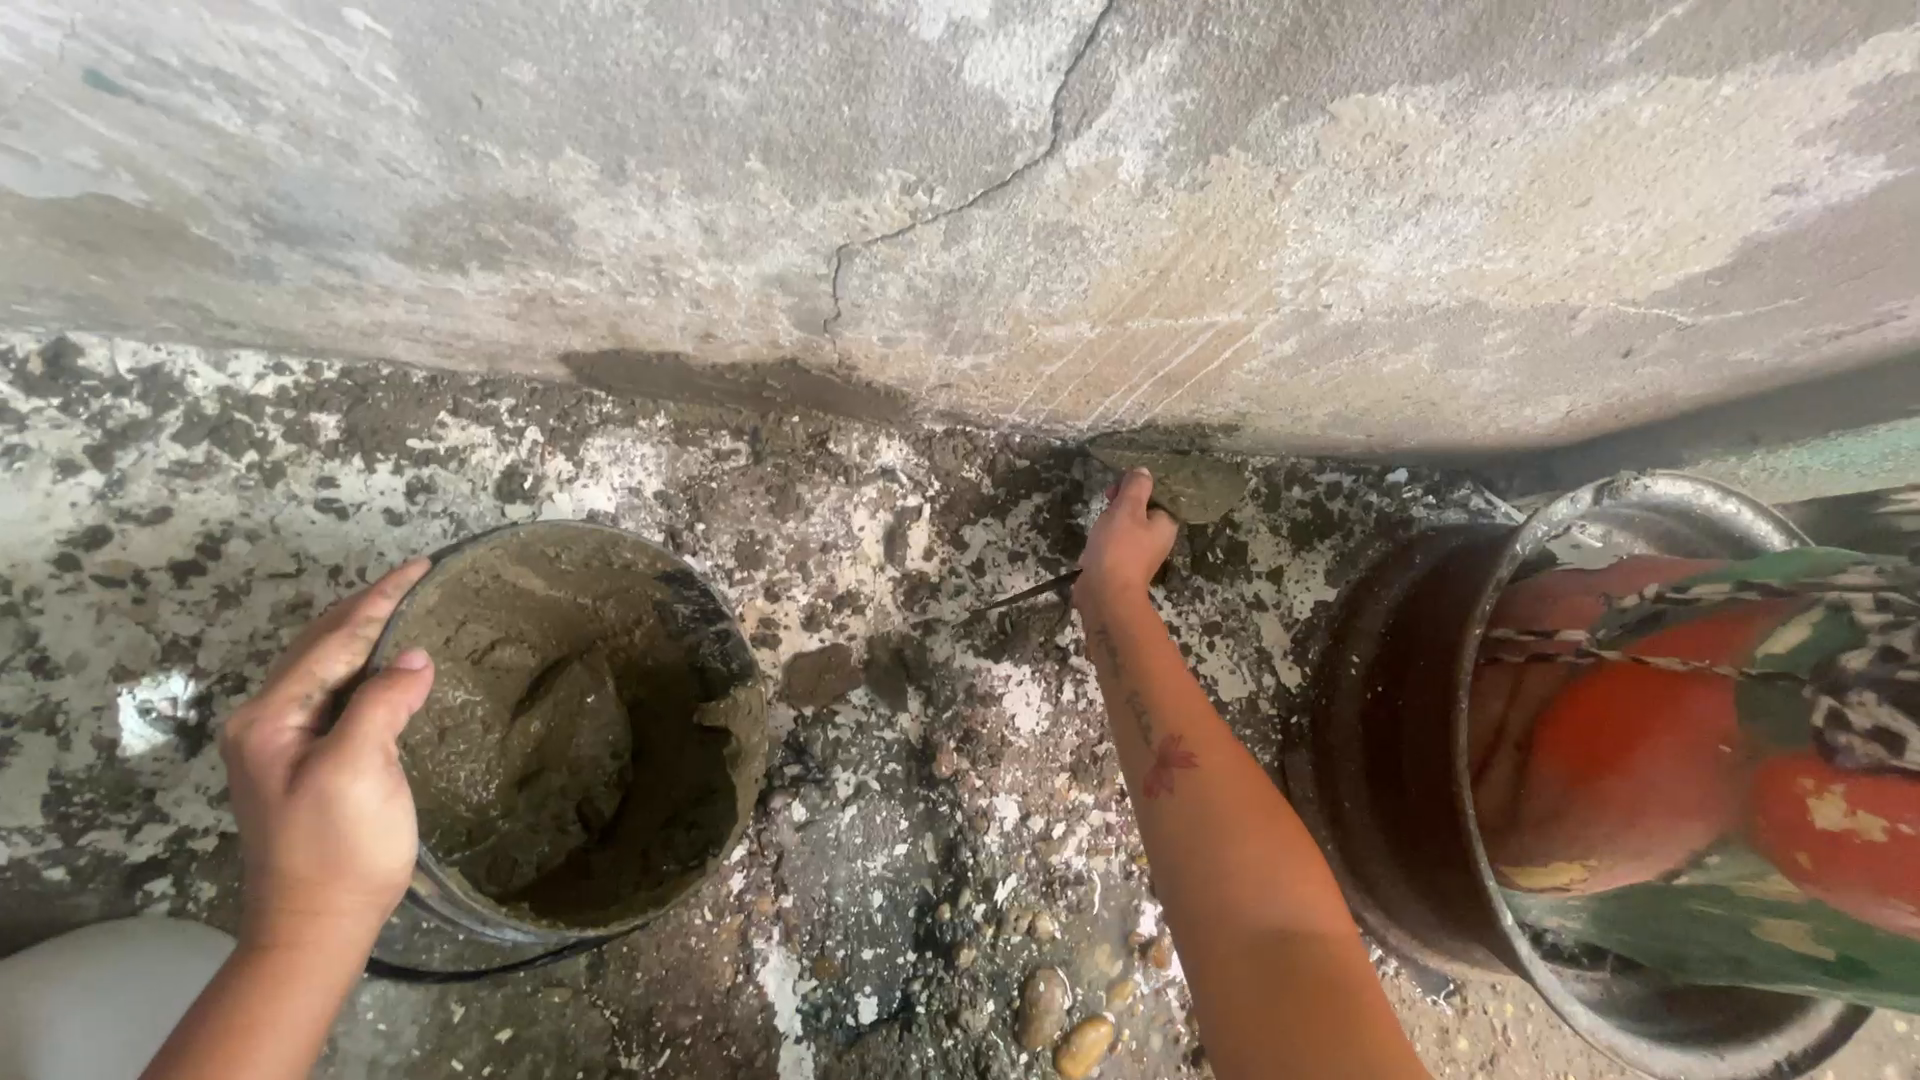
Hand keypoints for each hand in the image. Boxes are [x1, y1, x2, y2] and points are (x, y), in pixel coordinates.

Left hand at [219, 558, 434, 951]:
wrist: (319, 921)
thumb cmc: (338, 846)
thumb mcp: (357, 770)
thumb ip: (379, 704)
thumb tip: (414, 657)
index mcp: (272, 717)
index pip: (334, 640)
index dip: (380, 600)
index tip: (423, 566)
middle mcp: (271, 720)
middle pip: (323, 644)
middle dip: (369, 605)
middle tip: (419, 576)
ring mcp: (290, 740)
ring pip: (331, 665)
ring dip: (368, 630)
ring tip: (408, 604)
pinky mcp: (317, 757)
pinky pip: (343, 690)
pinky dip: (370, 663)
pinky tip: (393, 661)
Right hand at [1076, 467, 1178, 604]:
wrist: (1105, 594)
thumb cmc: (1119, 547)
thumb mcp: (1127, 508)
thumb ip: (1136, 487)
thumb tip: (1144, 472)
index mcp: (1166, 524)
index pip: (1158, 495)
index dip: (1138, 486)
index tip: (1119, 485)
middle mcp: (1157, 540)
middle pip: (1141, 511)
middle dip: (1120, 503)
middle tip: (1106, 500)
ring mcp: (1140, 555)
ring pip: (1125, 528)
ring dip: (1109, 522)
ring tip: (1097, 522)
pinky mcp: (1122, 567)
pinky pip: (1114, 546)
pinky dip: (1103, 541)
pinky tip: (1092, 544)